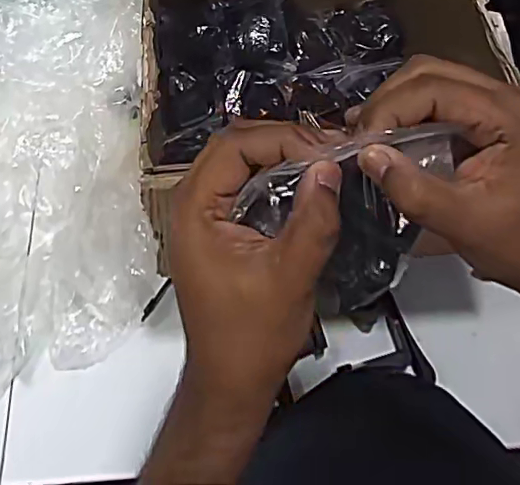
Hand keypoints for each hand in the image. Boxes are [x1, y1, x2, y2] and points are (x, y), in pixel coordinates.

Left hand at [168, 121, 340, 401]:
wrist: (229, 380)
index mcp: (194, 206)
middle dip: (282, 140)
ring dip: (279, 152)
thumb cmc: (248, 339)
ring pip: (239, 157)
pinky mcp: (217, 221)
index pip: (235, 145)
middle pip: (234, 143)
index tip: (322, 150)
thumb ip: (311, 222)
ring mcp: (202, 209)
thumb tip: (328, 169)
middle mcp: (191, 199)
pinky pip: (243, 179)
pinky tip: (303, 178)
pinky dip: (273, 171)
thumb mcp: (289, 278)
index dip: (281, 139)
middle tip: (326, 149)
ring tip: (321, 158)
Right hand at [347, 56, 519, 305]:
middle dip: (387, 101)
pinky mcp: (483, 116)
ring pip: (425, 78)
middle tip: (364, 137)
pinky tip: (389, 135)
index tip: (364, 143)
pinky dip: (405, 109)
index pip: (431, 88)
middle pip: (426, 72)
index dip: (389, 109)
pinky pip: (433, 95)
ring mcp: (494, 104)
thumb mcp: (464, 224)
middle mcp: (503, 99)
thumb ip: (414, 190)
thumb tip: (368, 155)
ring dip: (393, 103)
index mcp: (508, 116)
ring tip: (372, 136)